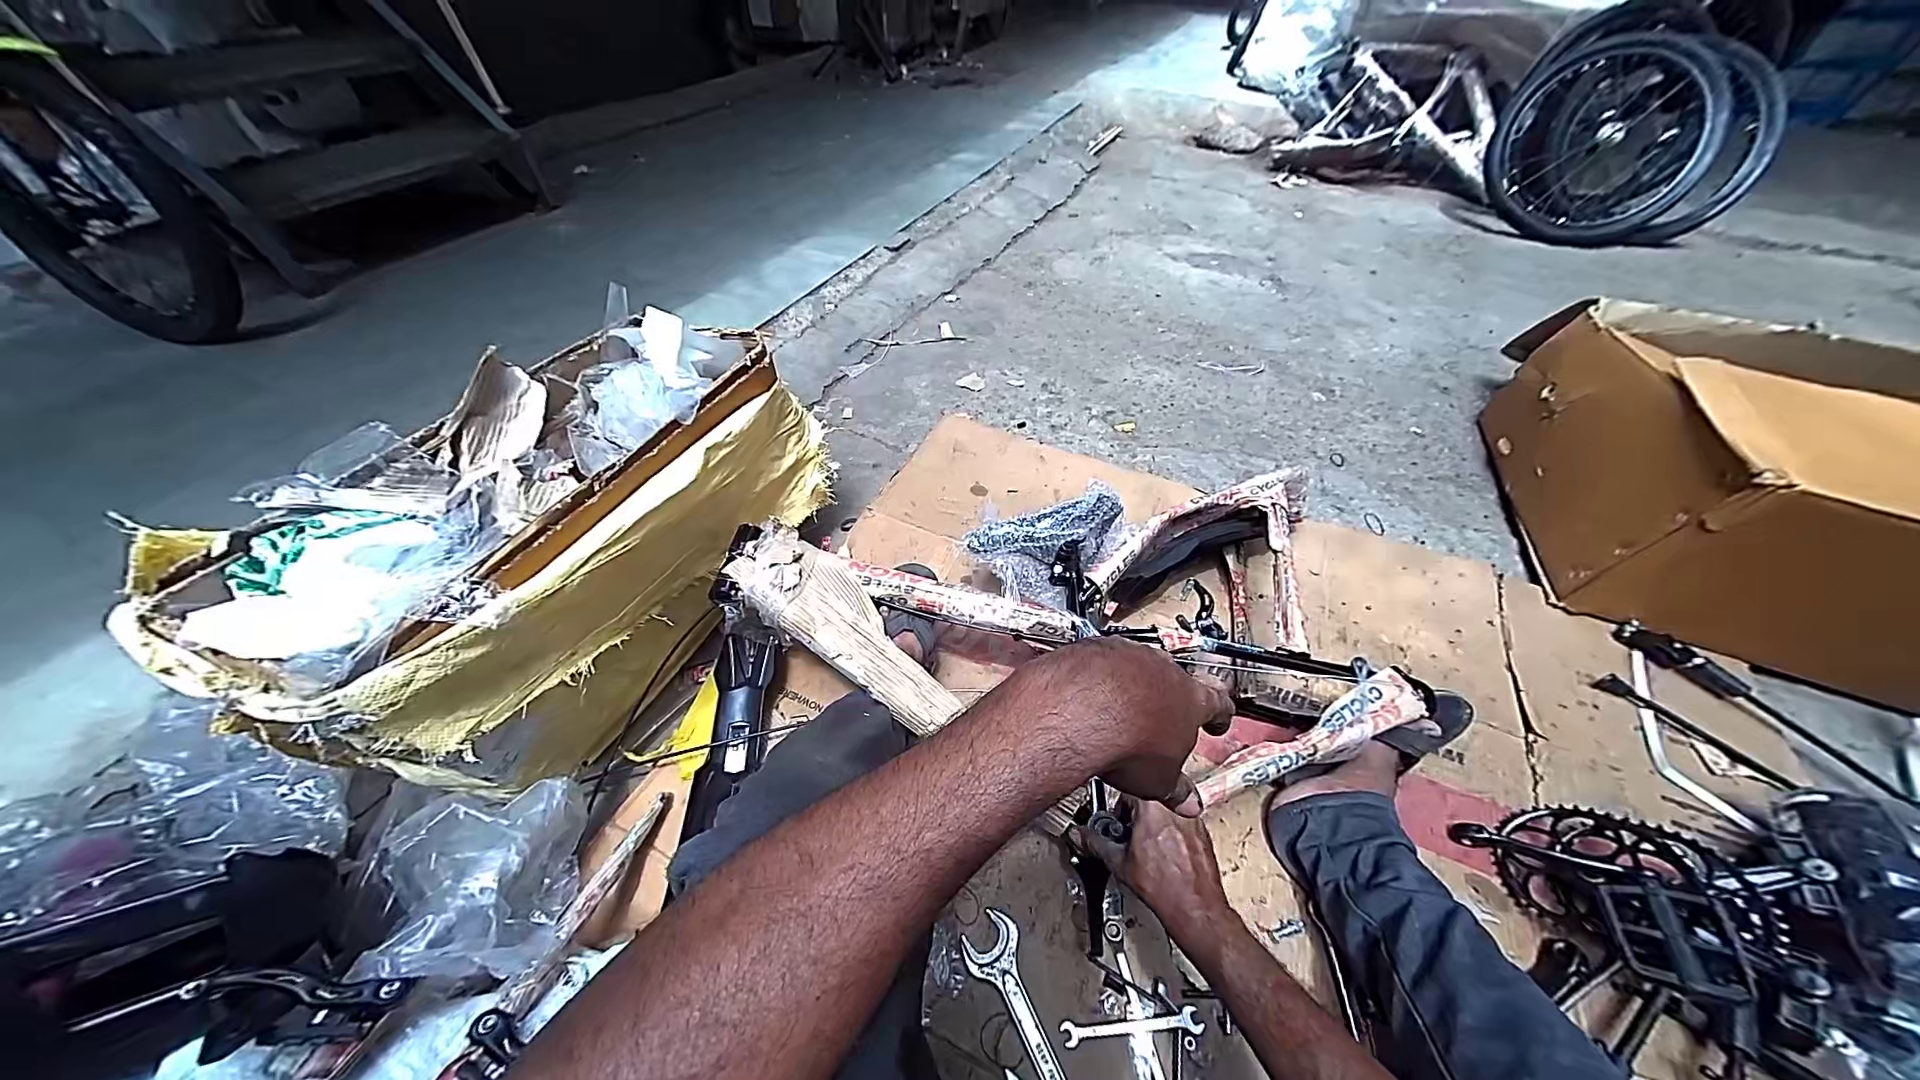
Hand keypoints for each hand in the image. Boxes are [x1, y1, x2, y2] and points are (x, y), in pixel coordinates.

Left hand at [997, 637, 1231, 815]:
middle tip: (1154, 719)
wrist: (1080, 712)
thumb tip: (1187, 802)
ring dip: (1127, 685)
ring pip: (1134, 666)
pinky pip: (1098, 661)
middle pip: (1171, 680)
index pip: (1216, 703)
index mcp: (1191, 698)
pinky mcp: (1092, 648)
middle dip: (1164, 699)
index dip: (1218, 713)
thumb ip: (1176, 787)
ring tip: (1115, 711)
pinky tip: (1085, 697)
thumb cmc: (1125, 741)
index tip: (1217, 719)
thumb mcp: (1159, 781)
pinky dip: (1094, 677)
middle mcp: (1161, 668)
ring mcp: (1126, 654)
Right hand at [1078, 799, 1234, 946]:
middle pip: (1147, 793)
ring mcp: (1191, 817)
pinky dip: (1169, 827)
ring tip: (1146, 841)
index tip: (1115, 817)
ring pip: (1165, 804)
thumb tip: (1081, 835)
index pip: (1127, 786)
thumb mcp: (1119, 863)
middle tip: (1128, 831)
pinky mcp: (1201, 830)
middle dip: (1134, 810)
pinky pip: (1180, 818)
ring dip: (1153, 817)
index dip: (1117, 803)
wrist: (1195, 910)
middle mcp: (1175, 806)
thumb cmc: (1165, 889)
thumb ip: (1095, 842)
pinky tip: (1163, 849)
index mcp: (1152, 806)